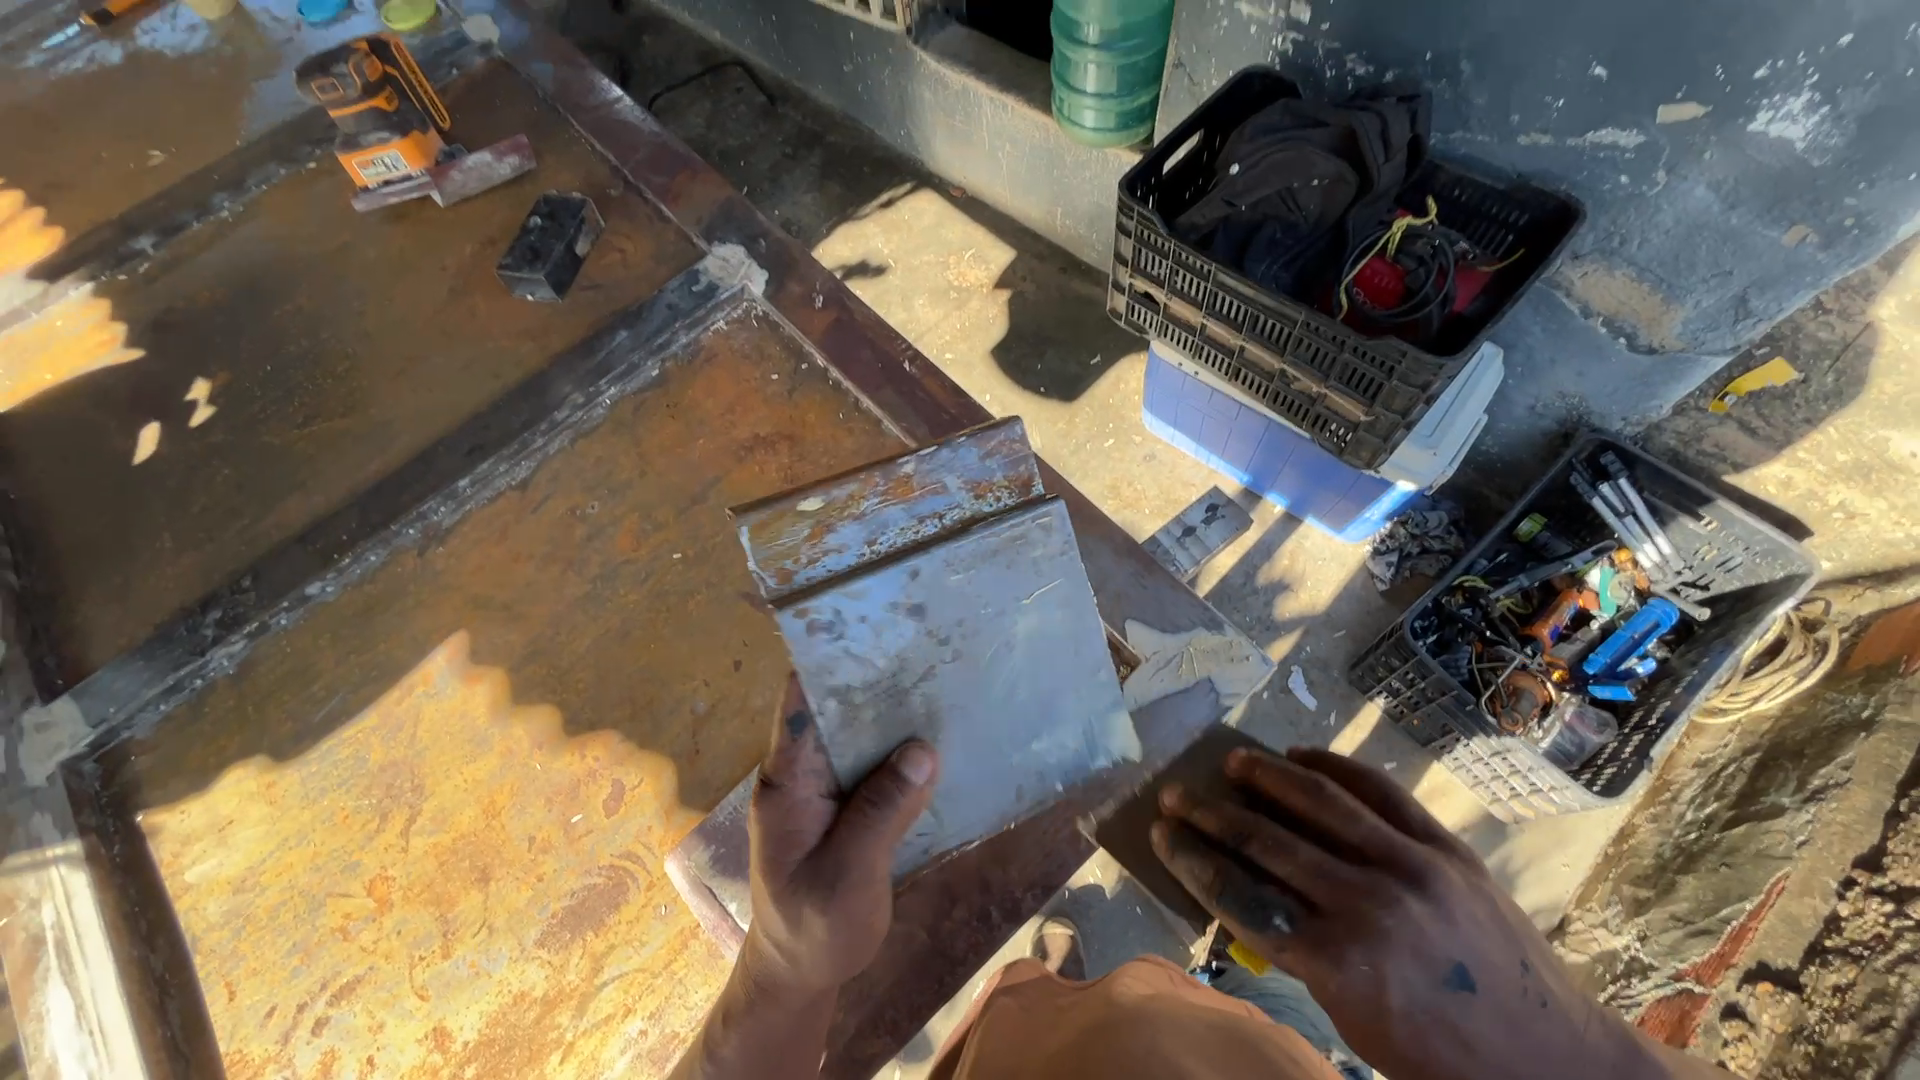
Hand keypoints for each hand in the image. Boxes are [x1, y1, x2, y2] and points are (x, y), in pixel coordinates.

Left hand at [740, 675, 939, 1000]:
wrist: (800, 976)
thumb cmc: (814, 930)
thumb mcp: (848, 876)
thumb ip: (881, 813)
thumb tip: (922, 750)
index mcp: (788, 782)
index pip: (800, 703)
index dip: (831, 662)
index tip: (877, 630)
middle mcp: (804, 774)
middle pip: (834, 709)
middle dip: (875, 679)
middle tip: (928, 648)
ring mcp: (825, 789)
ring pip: (859, 734)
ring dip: (894, 712)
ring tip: (942, 680)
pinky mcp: (849, 805)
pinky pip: (875, 765)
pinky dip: (902, 751)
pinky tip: (940, 738)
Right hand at [1152, 746, 1677, 1079]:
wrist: (1555, 1062)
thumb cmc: (1437, 1060)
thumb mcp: (1349, 1020)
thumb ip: (1296, 954)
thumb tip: (1245, 900)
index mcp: (1340, 961)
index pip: (1241, 895)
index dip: (1191, 860)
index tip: (1160, 833)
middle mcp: (1370, 903)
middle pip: (1267, 842)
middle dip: (1210, 814)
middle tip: (1174, 793)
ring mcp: (1414, 866)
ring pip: (1321, 802)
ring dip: (1265, 776)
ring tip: (1230, 761)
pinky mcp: (1448, 848)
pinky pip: (1381, 792)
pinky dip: (1335, 768)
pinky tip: (1302, 757)